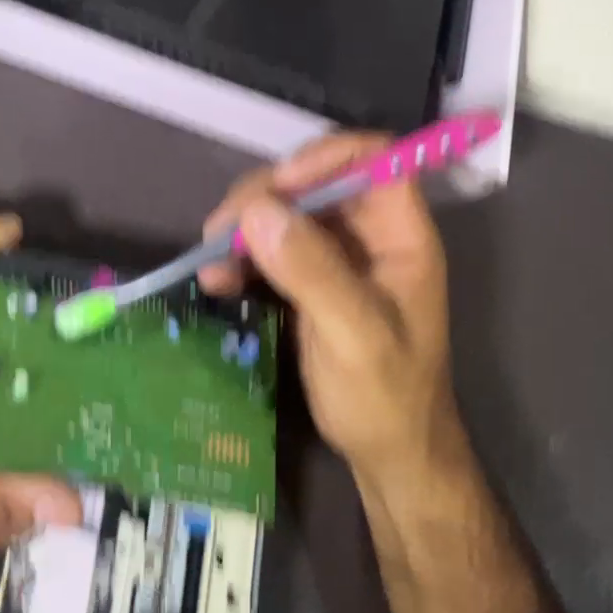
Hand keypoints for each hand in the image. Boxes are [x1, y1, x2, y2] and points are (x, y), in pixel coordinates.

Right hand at [200, 134, 460, 485]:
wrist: (388, 454)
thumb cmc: (386, 396)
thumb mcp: (354, 335)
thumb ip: (311, 271)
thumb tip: (256, 212)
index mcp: (401, 234)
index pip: (372, 159)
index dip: (325, 158)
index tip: (277, 186)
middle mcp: (369, 233)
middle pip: (315, 180)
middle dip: (265, 197)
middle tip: (221, 230)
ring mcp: (336, 253)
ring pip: (284, 209)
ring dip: (242, 227)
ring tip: (210, 262)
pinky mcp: (308, 275)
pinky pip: (269, 245)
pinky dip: (239, 255)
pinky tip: (216, 280)